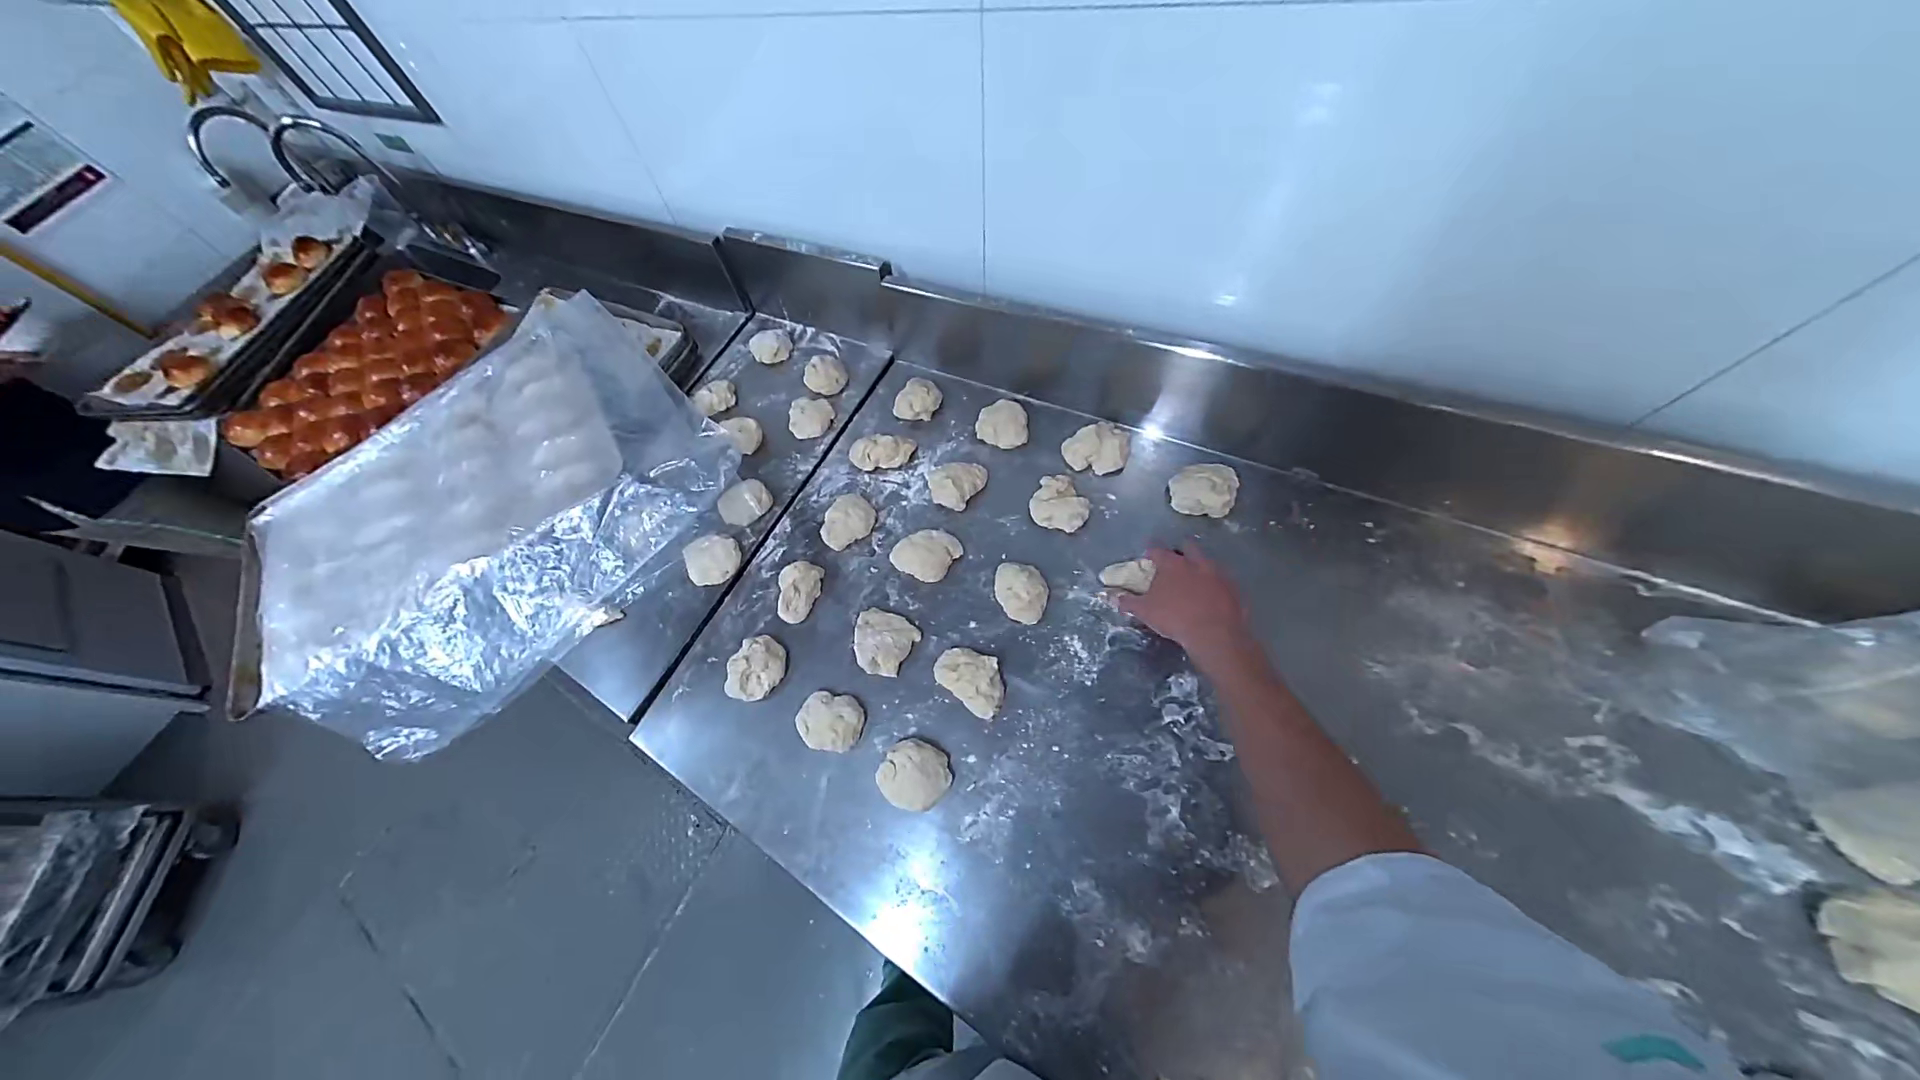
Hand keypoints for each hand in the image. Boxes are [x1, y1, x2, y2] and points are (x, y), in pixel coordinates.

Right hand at [1115, 544, 1249, 664]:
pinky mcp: (1233, 587)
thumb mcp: (1145, 611)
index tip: (1147, 556)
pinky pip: (1221, 580)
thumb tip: (1112, 597)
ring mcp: (1217, 573)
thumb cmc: (1174, 618)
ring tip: (1193, 581)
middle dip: (1180, 551)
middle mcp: (1195, 562)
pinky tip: (1210, 597)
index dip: (1151, 551)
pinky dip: (1214, 584)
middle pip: (1187, 546)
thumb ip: (1128, 602)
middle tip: (1174, 563)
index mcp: (1172, 564)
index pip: (1157, 549)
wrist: (1214, 633)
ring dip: (1199, 567)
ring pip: (1207, 561)